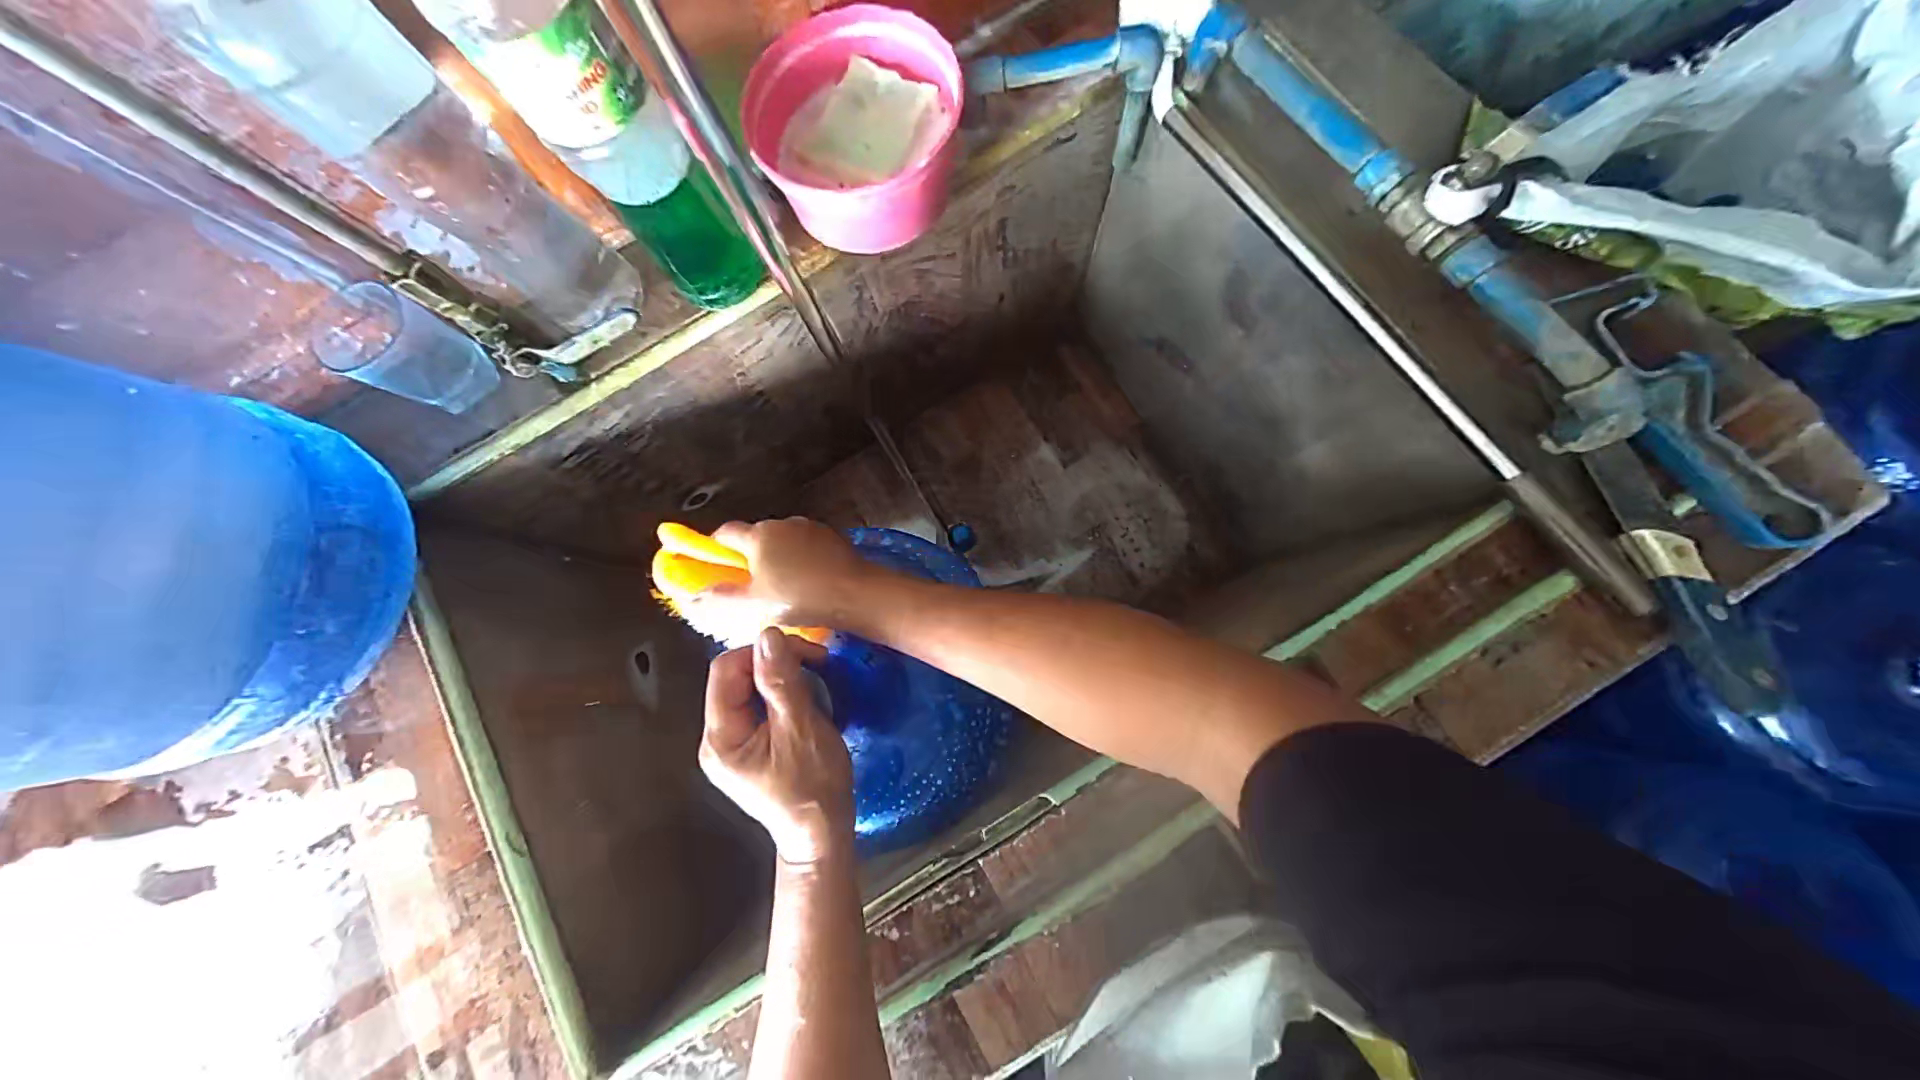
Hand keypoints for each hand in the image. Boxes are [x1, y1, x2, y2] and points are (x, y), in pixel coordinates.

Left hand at [701, 627, 853, 864]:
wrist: (821, 837)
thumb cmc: (814, 788)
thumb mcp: (802, 730)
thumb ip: (782, 682)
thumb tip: (769, 635)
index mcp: (720, 738)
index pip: (726, 670)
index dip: (763, 652)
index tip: (805, 653)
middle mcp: (717, 739)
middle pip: (736, 678)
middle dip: (777, 664)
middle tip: (817, 664)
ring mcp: (733, 745)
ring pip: (751, 690)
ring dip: (784, 678)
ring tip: (817, 685)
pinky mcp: (750, 747)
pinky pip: (761, 706)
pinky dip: (785, 695)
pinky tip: (809, 701)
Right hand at [708, 517, 885, 628]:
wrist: (855, 593)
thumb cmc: (799, 598)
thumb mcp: (755, 604)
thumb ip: (722, 597)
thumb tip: (694, 595)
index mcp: (757, 536)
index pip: (725, 532)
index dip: (716, 547)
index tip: (716, 565)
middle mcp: (781, 523)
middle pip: (755, 536)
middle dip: (750, 556)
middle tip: (752, 584)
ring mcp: (808, 526)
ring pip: (783, 539)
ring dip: (778, 556)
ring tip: (784, 585)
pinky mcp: (831, 535)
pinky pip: (806, 544)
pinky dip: (801, 557)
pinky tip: (808, 579)